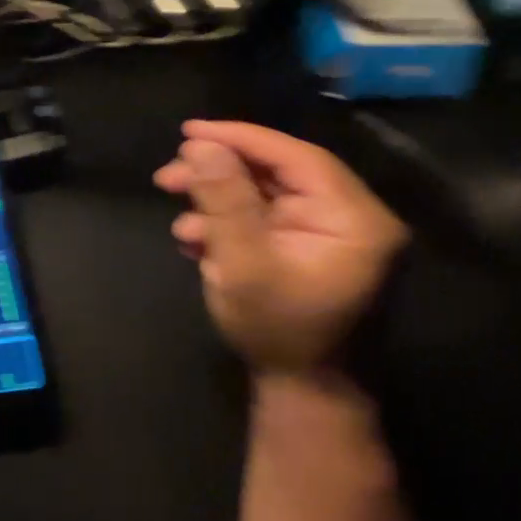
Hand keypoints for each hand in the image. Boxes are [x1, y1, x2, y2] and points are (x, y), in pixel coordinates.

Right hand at [154, 121, 406, 373]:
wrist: (306, 388)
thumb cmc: (279, 327)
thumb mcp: (243, 264)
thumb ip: (224, 202)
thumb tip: (201, 147)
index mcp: (353, 219)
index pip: (297, 158)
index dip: (241, 139)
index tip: (188, 132)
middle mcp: (350, 219)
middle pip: (278, 173)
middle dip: (218, 172)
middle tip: (166, 177)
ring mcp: (329, 235)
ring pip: (264, 194)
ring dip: (214, 198)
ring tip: (174, 212)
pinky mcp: (307, 249)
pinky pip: (263, 218)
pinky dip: (225, 221)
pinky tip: (193, 238)